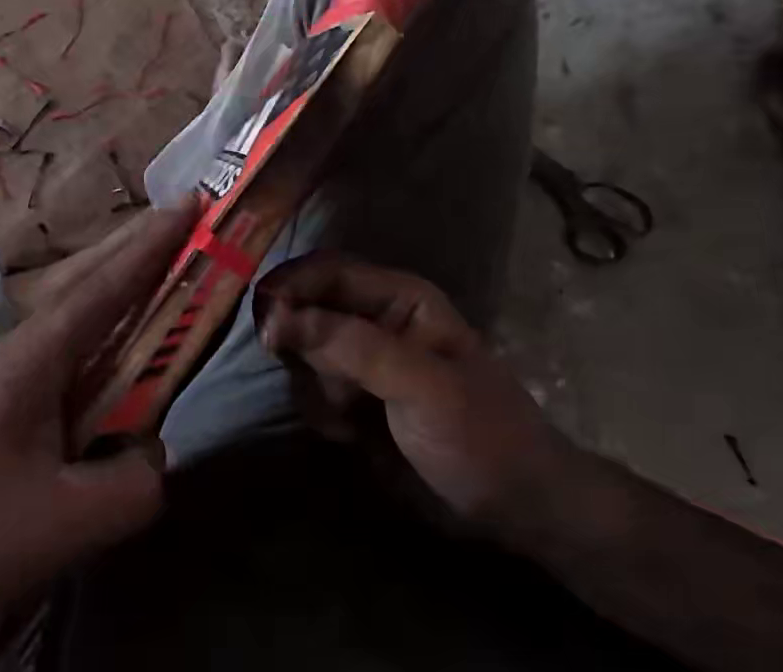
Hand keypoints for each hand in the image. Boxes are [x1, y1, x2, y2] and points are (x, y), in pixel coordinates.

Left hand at [0, 208, 193, 670]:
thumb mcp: (61, 521)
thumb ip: (130, 482)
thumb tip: (150, 454)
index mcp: (25, 362)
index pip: (99, 290)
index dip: (148, 246)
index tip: (188, 205)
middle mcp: (14, 361)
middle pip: (83, 291)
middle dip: (134, 254)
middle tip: (181, 221)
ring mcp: (2, 391)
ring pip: (74, 331)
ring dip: (118, 301)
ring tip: (161, 279)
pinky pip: (64, 375)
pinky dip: (101, 356)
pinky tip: (117, 370)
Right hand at [254, 252, 576, 530]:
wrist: (518, 512)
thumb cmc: (483, 436)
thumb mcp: (423, 386)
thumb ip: (351, 345)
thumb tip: (274, 318)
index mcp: (397, 297)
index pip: (325, 270)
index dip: (289, 287)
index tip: (264, 324)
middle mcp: (371, 318)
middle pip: (303, 304)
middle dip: (295, 341)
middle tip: (300, 376)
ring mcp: (358, 358)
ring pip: (299, 347)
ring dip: (310, 382)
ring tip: (343, 417)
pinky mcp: (350, 395)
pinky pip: (307, 385)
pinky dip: (316, 408)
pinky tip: (346, 433)